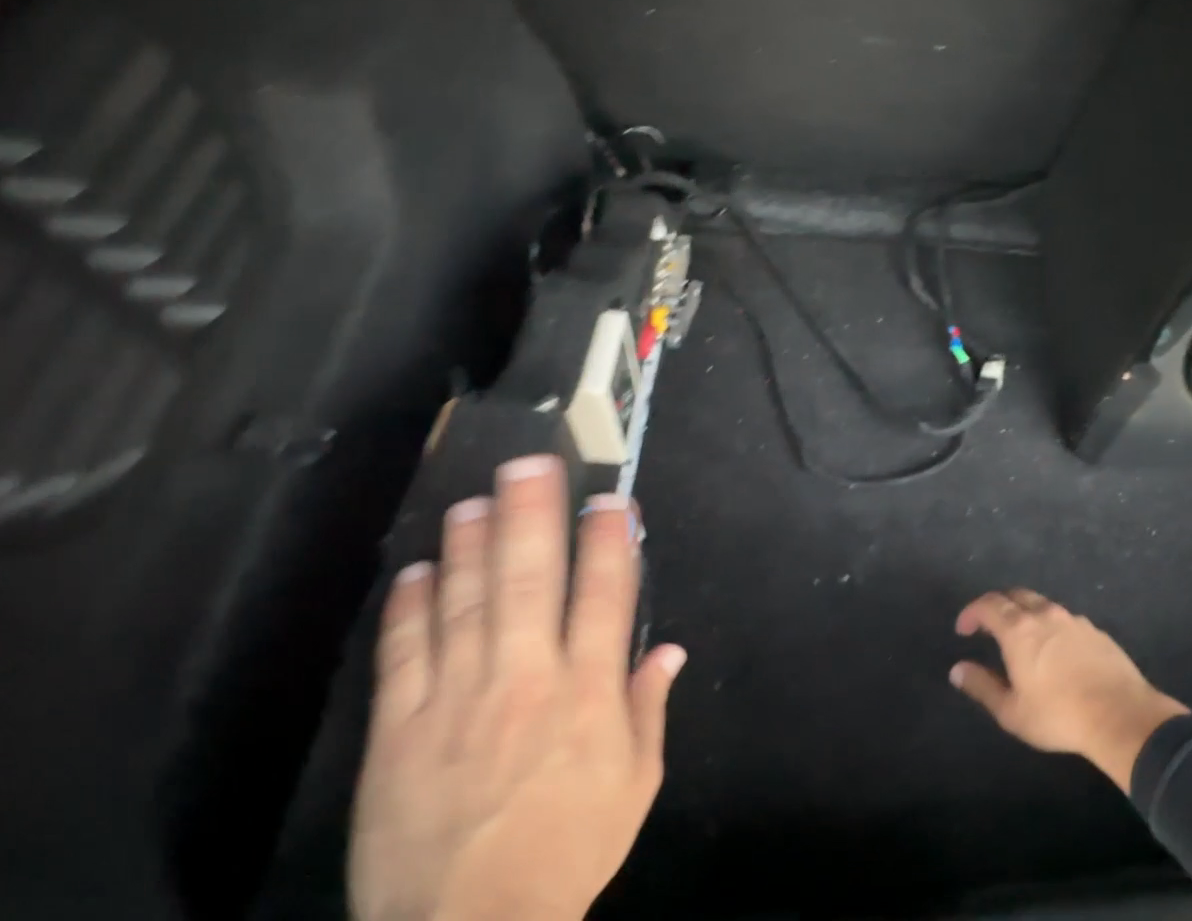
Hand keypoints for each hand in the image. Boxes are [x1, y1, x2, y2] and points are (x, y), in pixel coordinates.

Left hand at [349, 455, 686, 920]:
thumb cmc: (569, 850)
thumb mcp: (635, 786)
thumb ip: (648, 711)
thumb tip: (669, 652)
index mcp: (589, 694)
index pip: (605, 597)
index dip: (609, 543)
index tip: (610, 500)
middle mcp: (526, 679)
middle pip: (530, 580)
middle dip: (533, 516)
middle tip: (532, 464)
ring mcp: (457, 698)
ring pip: (465, 603)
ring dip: (471, 545)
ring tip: (476, 499)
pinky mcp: (399, 726)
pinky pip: (405, 653)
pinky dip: (411, 607)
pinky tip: (419, 569)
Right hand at [950, 589, 1187, 789]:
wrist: (1121, 716)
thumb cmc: (1059, 715)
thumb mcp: (1012, 711)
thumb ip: (982, 686)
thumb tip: (958, 670)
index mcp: (1019, 630)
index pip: (988, 605)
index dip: (971, 613)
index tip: (963, 630)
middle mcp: (1046, 615)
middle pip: (1015, 596)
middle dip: (997, 606)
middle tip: (988, 627)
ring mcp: (1074, 620)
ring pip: (1042, 605)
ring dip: (1025, 614)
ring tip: (1021, 638)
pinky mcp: (1096, 631)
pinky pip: (1065, 619)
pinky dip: (1050, 626)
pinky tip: (1055, 650)